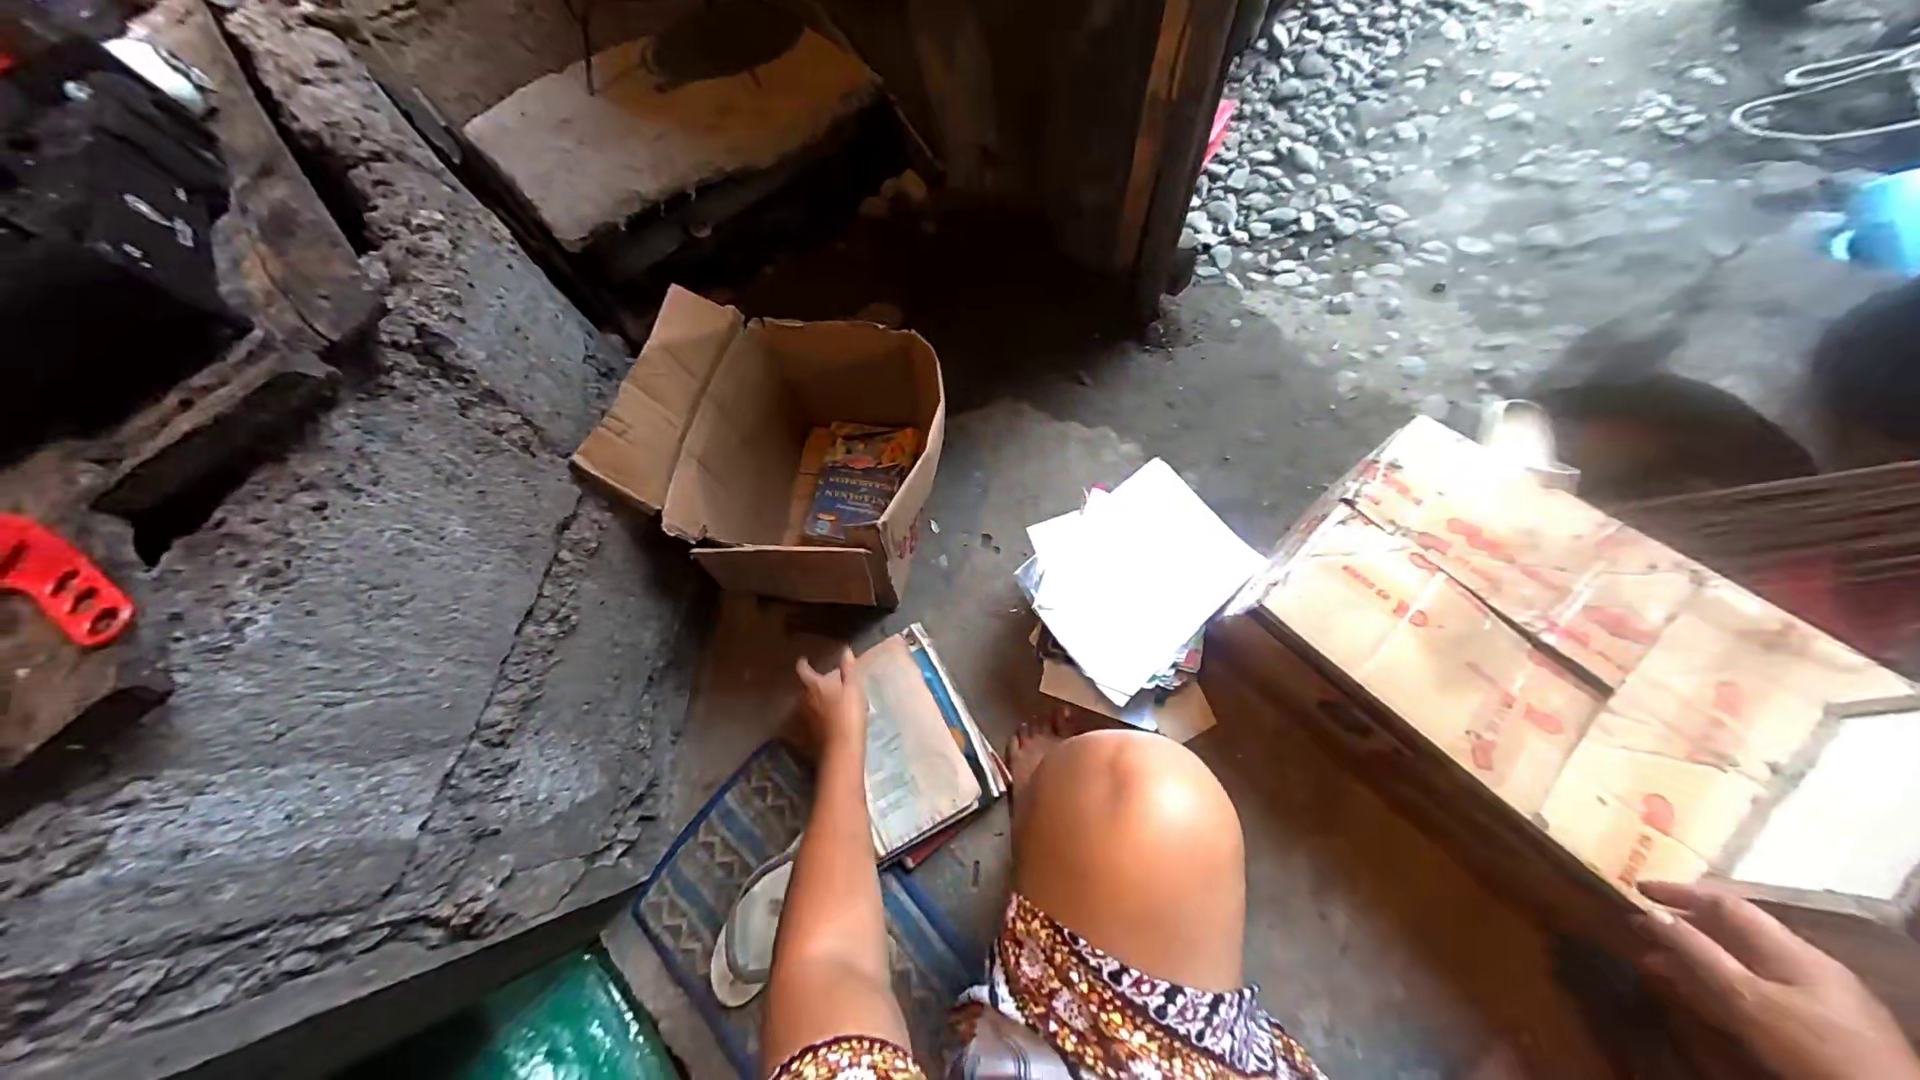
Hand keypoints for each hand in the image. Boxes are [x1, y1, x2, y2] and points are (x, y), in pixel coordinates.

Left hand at [795, 648, 866, 752]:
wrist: (842, 747)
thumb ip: (848, 669)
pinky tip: (826, 716)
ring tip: (824, 697)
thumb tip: (845, 650)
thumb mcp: (853, 687)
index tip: (804, 660)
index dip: (803, 664)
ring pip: (806, 702)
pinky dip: (815, 713)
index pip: (803, 670)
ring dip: (812, 698)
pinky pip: (810, 716)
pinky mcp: (808, 731)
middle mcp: (804, 699)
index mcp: (814, 686)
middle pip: (803, 687)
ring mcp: (805, 716)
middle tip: (821, 681)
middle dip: (810, 683)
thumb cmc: (848, 713)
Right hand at [1636, 880, 1919, 1079]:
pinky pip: (1763, 988)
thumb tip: (1650, 912)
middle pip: (1736, 933)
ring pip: (1747, 963)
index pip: (1727, 905)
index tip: (1636, 889)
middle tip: (1642, 929)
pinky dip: (1724, 982)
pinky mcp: (1828, 1025)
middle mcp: (1809, 964)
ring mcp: (1824, 996)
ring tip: (1659, 964)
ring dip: (1699, 958)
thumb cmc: (1811, 1045)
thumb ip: (1696, 951)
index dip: (1679, 892)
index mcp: (1792, 950)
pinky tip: (1707, 996)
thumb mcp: (1744, 997)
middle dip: (1683, 928)